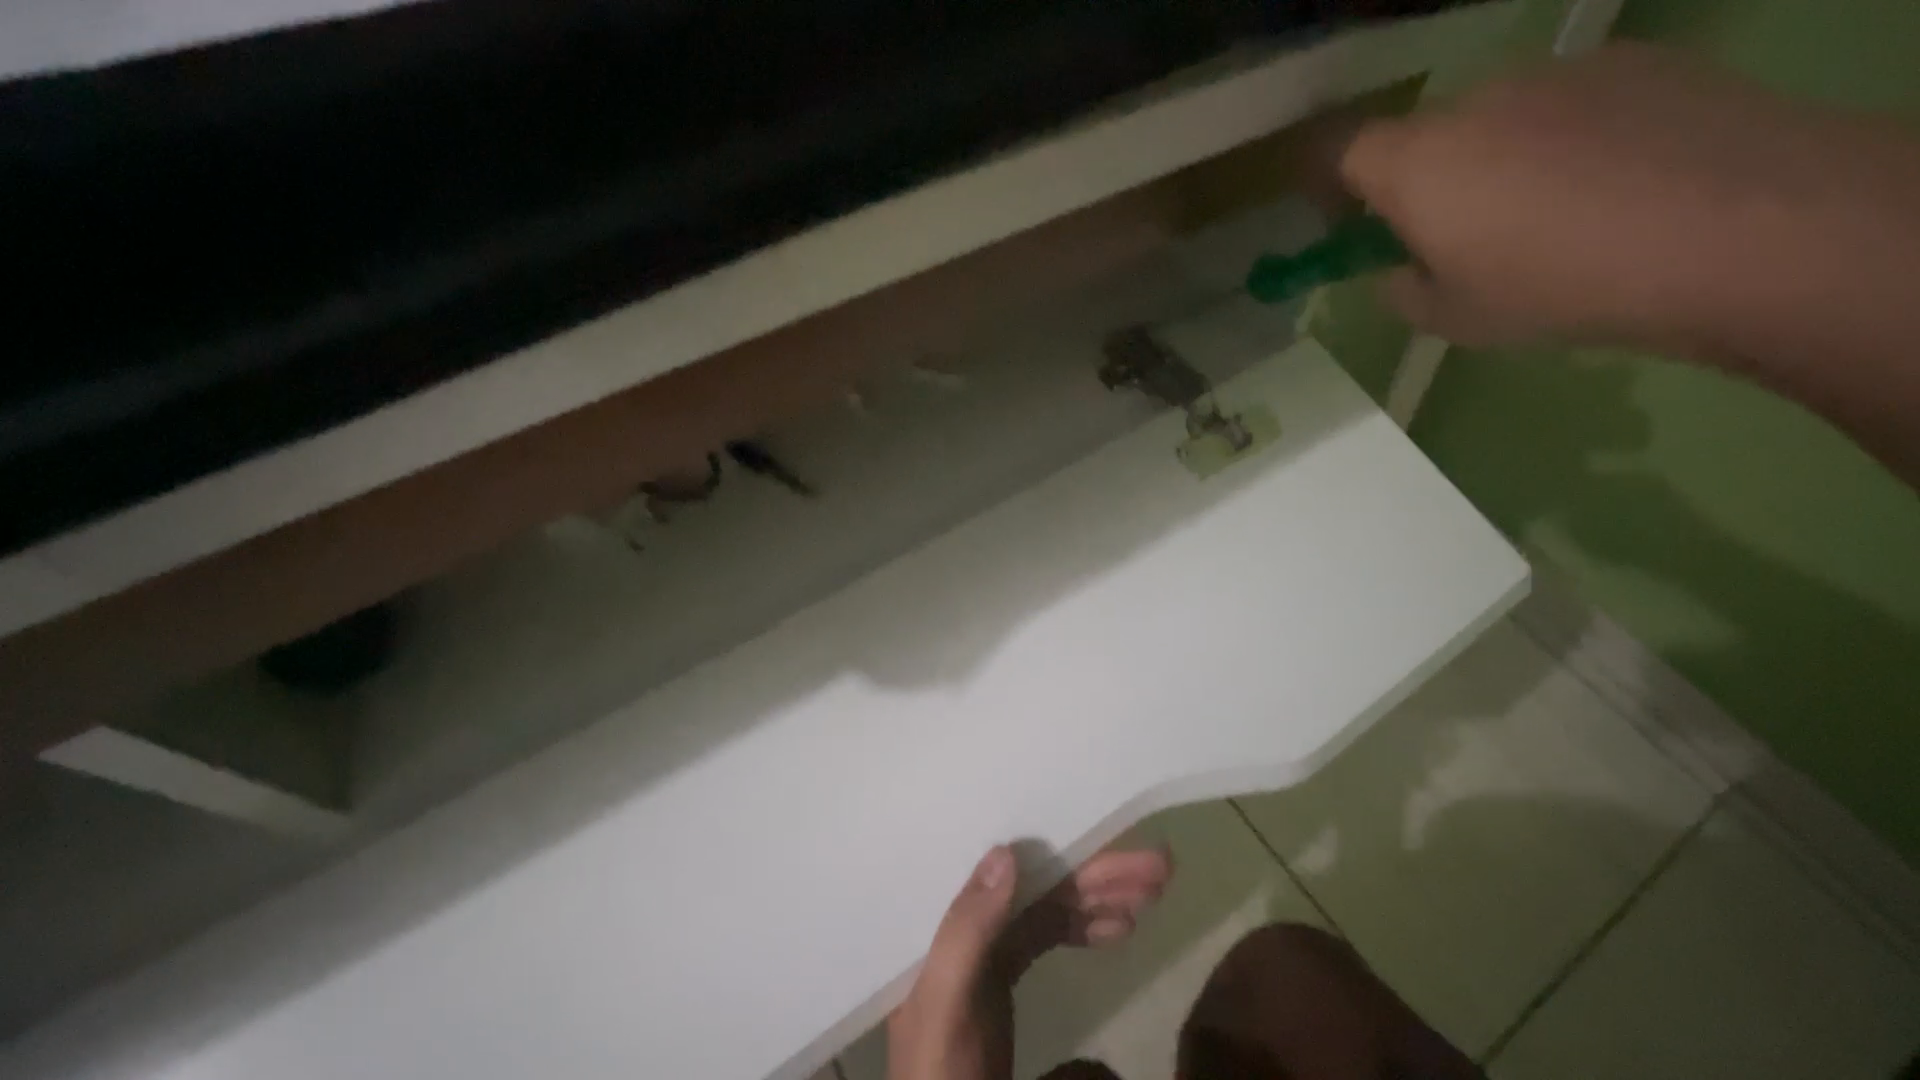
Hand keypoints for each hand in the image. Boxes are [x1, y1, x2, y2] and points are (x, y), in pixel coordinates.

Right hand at [1339, 44, 1885, 355]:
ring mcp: (1555, 75)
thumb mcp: (1456, 319)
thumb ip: (1403, 292)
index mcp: (1414, 165)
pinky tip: (1617, 184)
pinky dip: (1569, 138)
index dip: (1324, 184)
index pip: (1334, 150)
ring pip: (1497, 118)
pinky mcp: (1631, 64)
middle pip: (1421, 136)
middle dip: (1423, 182)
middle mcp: (1473, 103)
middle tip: (1459, 238)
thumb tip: (1397, 273)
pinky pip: (1569, 103)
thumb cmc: (1559, 288)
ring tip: (1554, 216)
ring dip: (1498, 160)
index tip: (1342, 222)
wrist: (1735, 230)